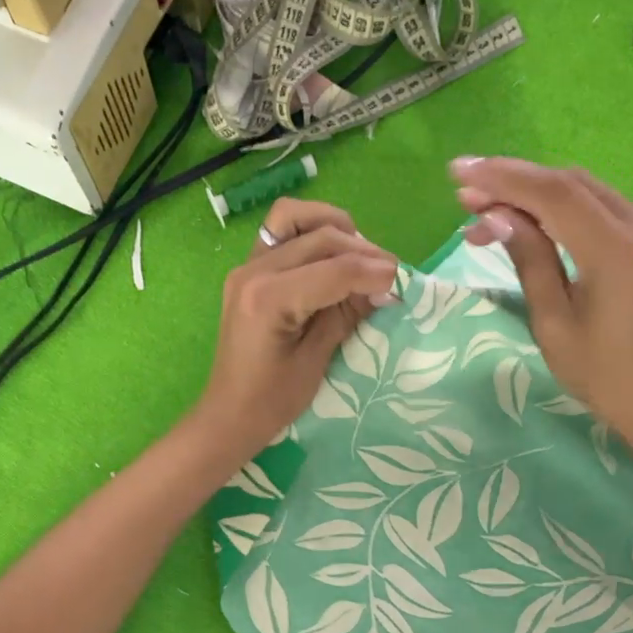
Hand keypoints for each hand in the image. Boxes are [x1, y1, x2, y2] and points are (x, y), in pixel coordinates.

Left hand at [194, 199, 397, 455]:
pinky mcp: (248, 270)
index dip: (373, 271)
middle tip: (389, 274)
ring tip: (359, 257)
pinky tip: (331, 255)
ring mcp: (247, 266)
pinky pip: (281, 231)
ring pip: (296, 218)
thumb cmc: (271, 401)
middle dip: (362, 251)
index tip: (403, 281)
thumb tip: (385, 287)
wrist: (230, 414)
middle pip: (321, 238)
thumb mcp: (316, 361)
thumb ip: (347, 315)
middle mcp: (253, 272)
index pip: (334, 270)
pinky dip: (310, 232)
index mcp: (268, 299)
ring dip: (334, 228)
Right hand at [449, 157, 632, 450]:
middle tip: (465, 195)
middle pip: (571, 184)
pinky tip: (527, 219)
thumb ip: (529, 260)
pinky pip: (600, 207)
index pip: (556, 196)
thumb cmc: (596, 372)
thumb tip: (496, 216)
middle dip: (514, 182)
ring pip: (585, 190)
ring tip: (485, 209)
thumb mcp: (551, 321)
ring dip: (533, 192)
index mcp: (616, 253)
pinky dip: (560, 207)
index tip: (460, 172)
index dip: (504, 178)